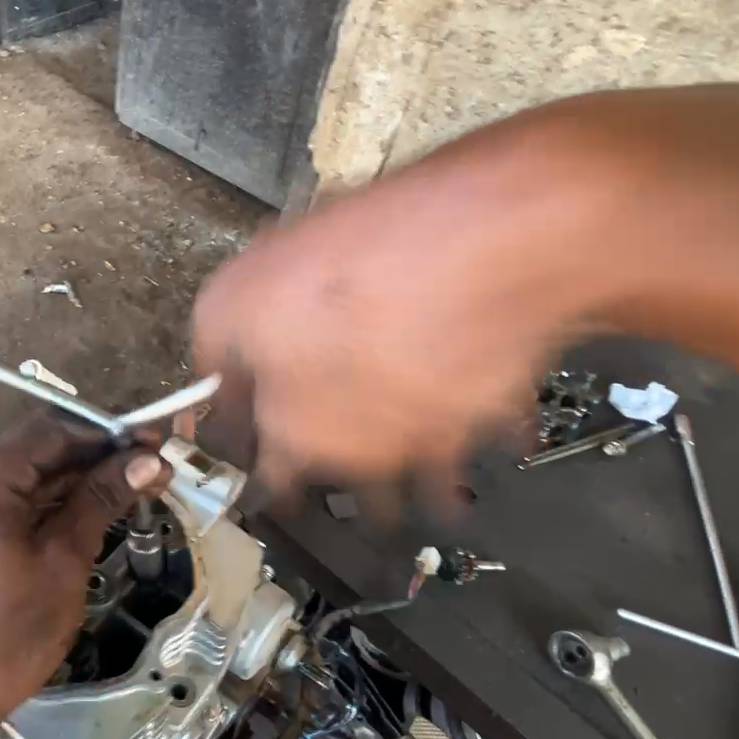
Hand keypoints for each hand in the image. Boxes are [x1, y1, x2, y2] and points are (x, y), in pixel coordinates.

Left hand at [0, 414, 169, 726]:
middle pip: (44, 450)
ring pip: (38, 478)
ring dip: (86, 480)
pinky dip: (63, 504)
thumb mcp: (64, 558)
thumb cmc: (9, 627)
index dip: (105, 432)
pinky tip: (104, 510)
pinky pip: (25, 504)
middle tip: (157, 468)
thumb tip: (147, 460)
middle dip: (100, 456)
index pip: (51, 429)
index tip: (153, 443)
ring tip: (142, 487)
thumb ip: (101, 499)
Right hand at [192, 102, 625, 496]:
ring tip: (448, 497)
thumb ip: (278, 462)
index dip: (251, 456)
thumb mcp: (309, 430)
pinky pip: (435, 341)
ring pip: (374, 369)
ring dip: (407, 439)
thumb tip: (262, 480)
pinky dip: (459, 393)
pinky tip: (494, 434)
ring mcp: (362, 263)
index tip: (283, 496)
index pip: (218, 400)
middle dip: (342, 456)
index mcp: (227, 313)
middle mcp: (281, 279)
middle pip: (302, 386)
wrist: (521, 229)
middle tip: (372, 508)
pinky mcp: (438, 258)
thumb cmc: (388, 339)